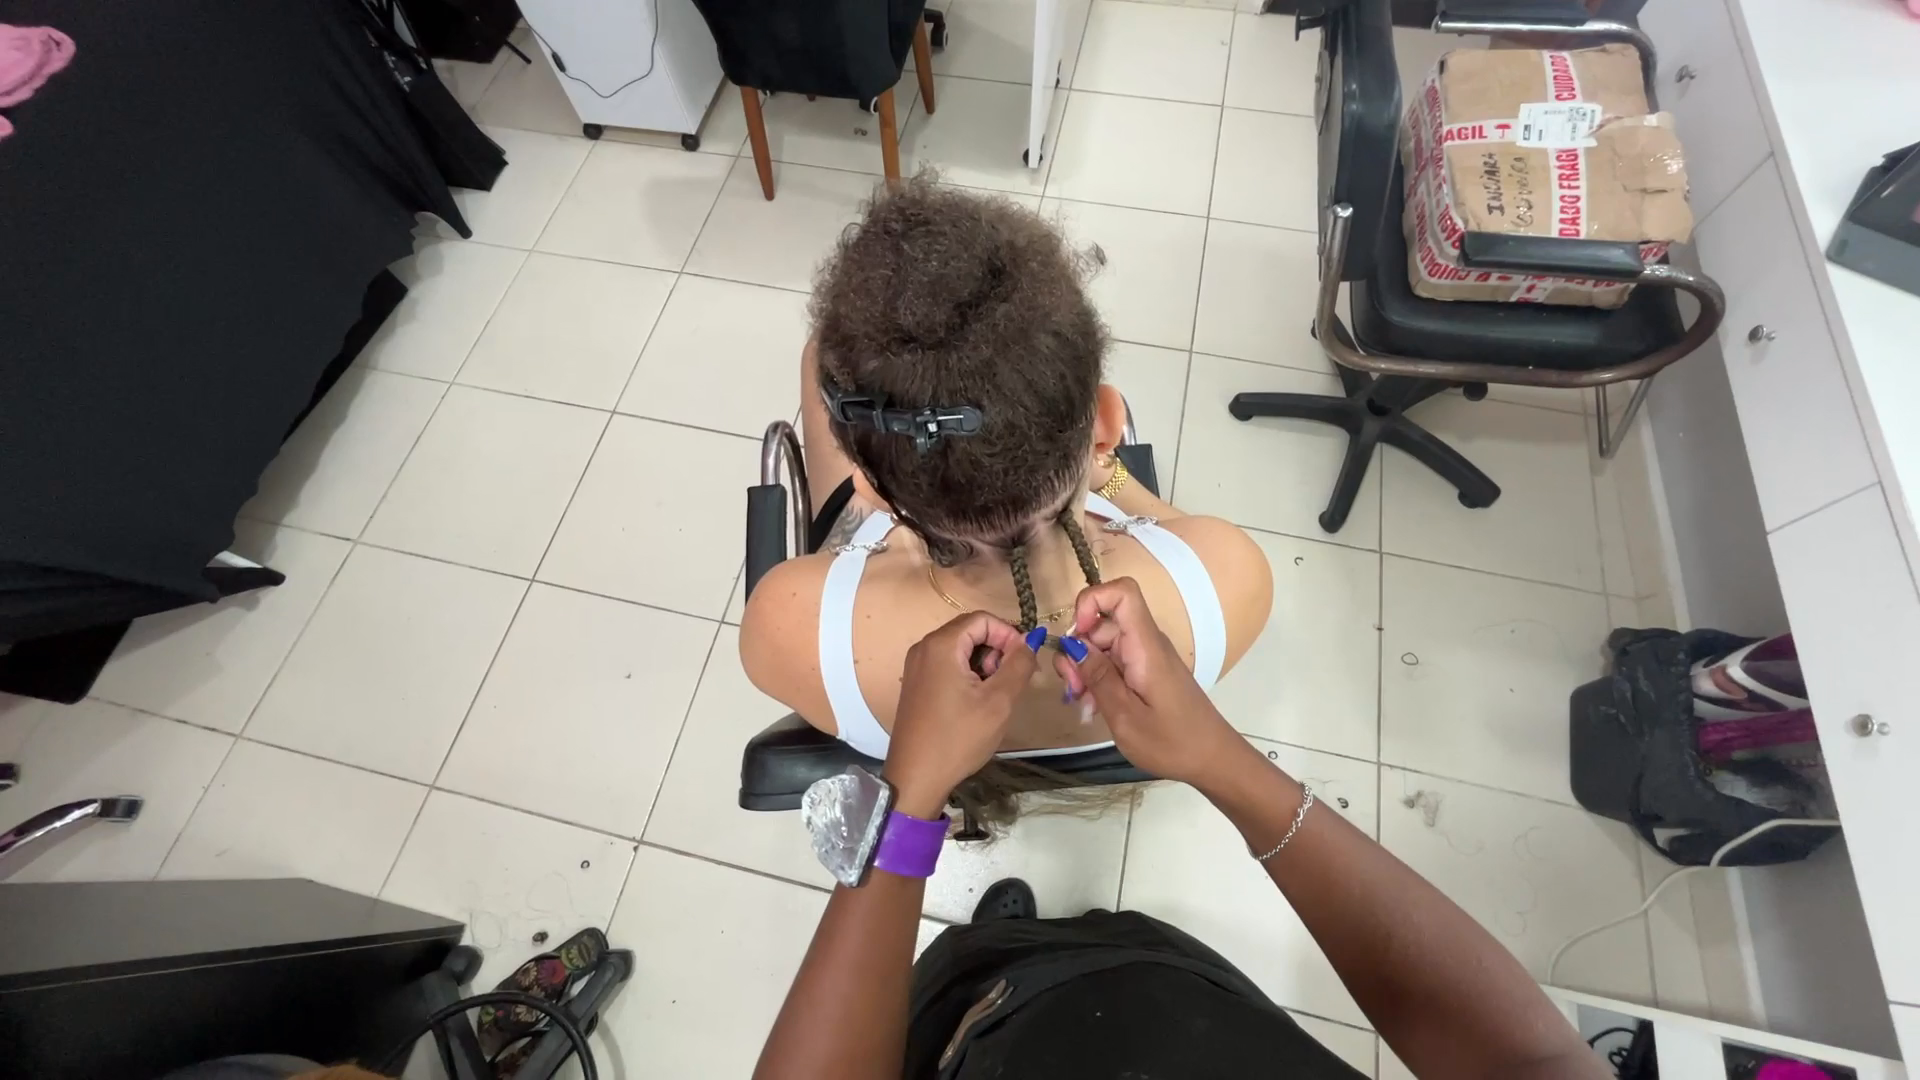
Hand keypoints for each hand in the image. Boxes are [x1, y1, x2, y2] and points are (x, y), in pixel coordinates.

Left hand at [886, 611, 1037, 817]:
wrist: (916, 777)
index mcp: (941, 645)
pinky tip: (976, 700)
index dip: (1008, 634)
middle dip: (996, 648)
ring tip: (995, 693)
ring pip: (960, 647)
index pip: (982, 619)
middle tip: (1010, 679)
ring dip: (984, 662)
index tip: (1024, 661)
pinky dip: (967, 672)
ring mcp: (916, 665)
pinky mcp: (916, 682)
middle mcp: (924, 647)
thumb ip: (1018, 665)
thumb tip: (1030, 640)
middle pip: (969, 630)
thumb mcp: (998, 701)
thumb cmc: (958, 738)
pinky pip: (947, 663)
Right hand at [1052, 578, 1247, 786]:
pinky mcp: (1145, 671)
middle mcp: (1146, 643)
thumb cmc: (1172, 742)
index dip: (1091, 601)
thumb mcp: (1124, 716)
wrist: (1213, 761)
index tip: (1075, 636)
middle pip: (1103, 622)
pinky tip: (1093, 706)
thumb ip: (1097, 677)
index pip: (1121, 592)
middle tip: (1073, 689)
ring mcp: (1145, 656)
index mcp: (1145, 646)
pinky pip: (1113, 662)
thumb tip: (1072, 644)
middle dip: (1078, 650)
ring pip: (1103, 644)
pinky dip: (1097, 679)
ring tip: (1082, 703)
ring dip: (1085, 669)